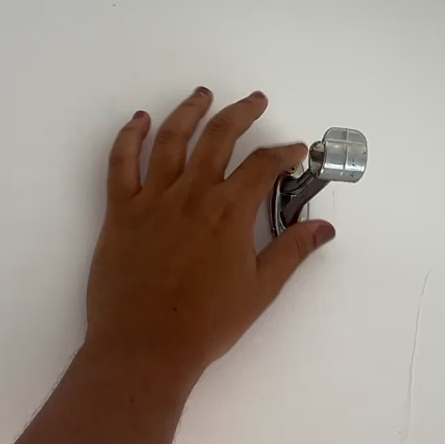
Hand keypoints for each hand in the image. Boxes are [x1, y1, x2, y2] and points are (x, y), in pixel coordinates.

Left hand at [83, 87, 335, 386]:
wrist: (144, 349)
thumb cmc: (206, 324)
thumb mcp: (260, 290)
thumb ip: (292, 251)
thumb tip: (324, 227)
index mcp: (230, 212)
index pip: (264, 166)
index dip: (284, 152)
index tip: (294, 150)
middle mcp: (193, 194)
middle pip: (220, 136)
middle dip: (241, 113)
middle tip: (254, 100)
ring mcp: (153, 198)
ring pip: (172, 138)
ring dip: (189, 110)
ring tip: (202, 94)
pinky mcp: (120, 210)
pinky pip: (121, 163)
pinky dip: (129, 136)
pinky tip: (139, 120)